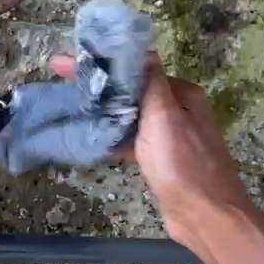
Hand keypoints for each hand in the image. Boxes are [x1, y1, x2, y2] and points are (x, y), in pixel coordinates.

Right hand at [50, 53, 254, 251]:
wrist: (204, 216)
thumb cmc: (183, 164)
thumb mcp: (164, 116)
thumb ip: (151, 82)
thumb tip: (143, 47)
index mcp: (181, 94)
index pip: (135, 69)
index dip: (100, 64)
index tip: (66, 64)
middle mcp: (176, 109)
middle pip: (130, 91)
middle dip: (96, 85)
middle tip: (58, 80)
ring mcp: (168, 135)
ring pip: (128, 115)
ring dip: (101, 110)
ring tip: (66, 105)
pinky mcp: (159, 158)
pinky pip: (130, 138)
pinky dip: (111, 134)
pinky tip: (88, 134)